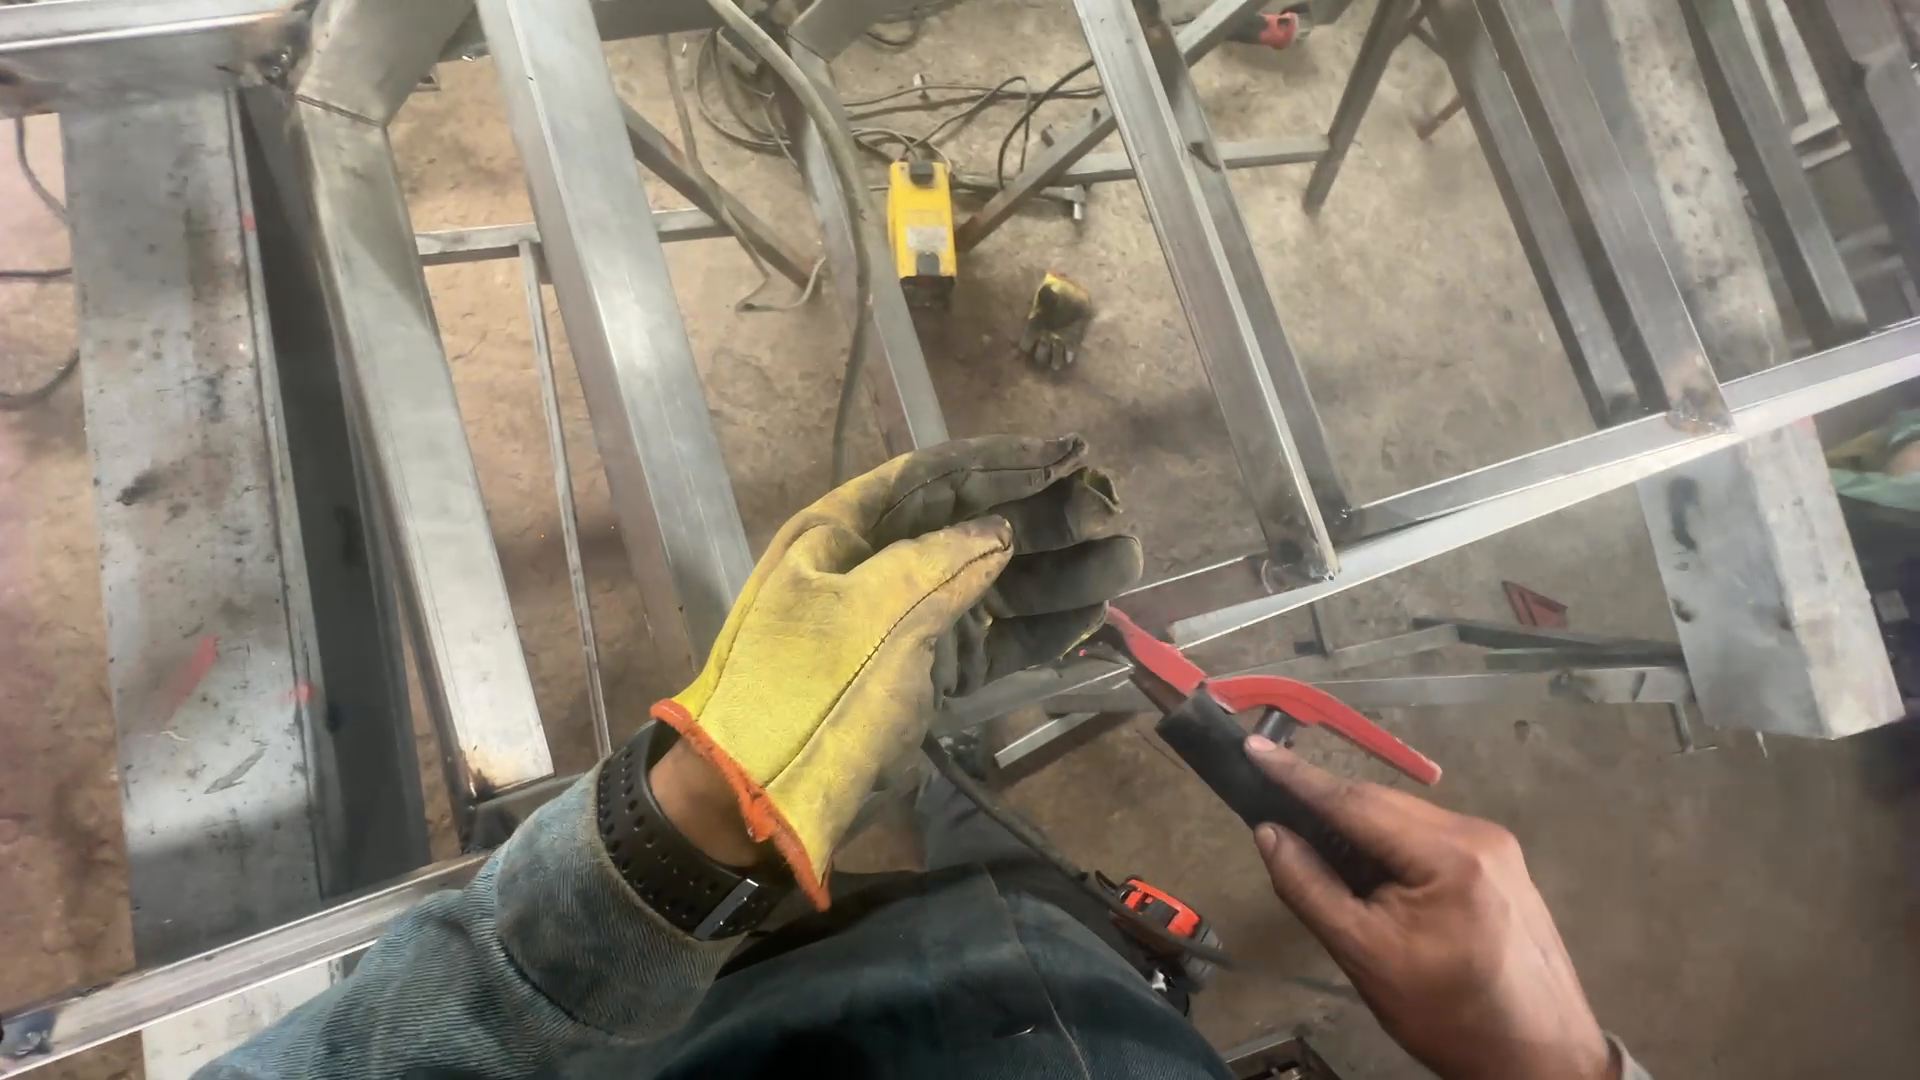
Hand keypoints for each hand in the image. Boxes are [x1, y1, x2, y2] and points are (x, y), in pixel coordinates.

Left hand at [650, 436, 1139, 908]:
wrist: (765, 799)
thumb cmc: (807, 689)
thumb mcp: (868, 610)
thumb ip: (940, 560)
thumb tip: (1000, 533)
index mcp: (848, 531)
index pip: (937, 477)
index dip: (1005, 462)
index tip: (1069, 456)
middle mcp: (883, 565)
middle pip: (975, 527)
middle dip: (1044, 518)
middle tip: (1111, 513)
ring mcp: (912, 620)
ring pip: (995, 584)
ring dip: (1059, 572)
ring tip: (1125, 558)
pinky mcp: (936, 671)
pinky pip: (997, 640)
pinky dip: (1043, 628)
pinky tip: (1094, 614)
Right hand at [1244, 736, 1613, 1079]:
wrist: (1545, 1066)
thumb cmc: (1450, 1016)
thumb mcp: (1363, 955)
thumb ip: (1308, 886)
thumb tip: (1268, 831)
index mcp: (1448, 855)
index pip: (1353, 802)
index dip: (1296, 775)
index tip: (1253, 748)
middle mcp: (1476, 833)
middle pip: (1377, 802)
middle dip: (1322, 801)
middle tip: (1270, 800)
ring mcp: (1493, 843)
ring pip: (1398, 814)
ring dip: (1352, 822)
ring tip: (1311, 838)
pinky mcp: (1498, 859)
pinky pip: (1420, 831)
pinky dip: (1382, 838)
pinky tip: (1364, 862)